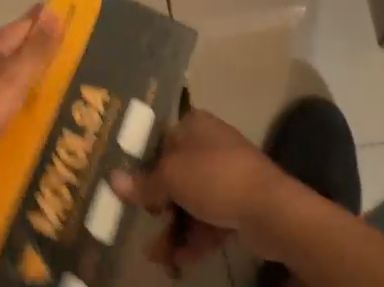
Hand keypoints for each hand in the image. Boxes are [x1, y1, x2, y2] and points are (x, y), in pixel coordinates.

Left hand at [0, 5, 63, 181]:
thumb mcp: (14, 81)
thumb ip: (35, 51)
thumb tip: (54, 11)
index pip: (19, 27)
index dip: (40, 19)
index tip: (60, 10)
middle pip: (8, 45)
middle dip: (30, 42)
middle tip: (58, 42)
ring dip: (19, 66)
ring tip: (42, 71)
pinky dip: (8, 88)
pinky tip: (15, 101)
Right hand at [110, 109, 289, 269]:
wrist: (271, 210)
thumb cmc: (215, 178)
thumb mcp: (172, 177)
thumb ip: (144, 183)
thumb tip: (112, 180)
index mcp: (194, 125)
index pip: (160, 138)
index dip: (142, 161)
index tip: (126, 183)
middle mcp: (210, 144)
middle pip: (174, 172)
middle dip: (157, 203)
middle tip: (143, 221)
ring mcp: (226, 175)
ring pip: (191, 200)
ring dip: (173, 226)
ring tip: (157, 254)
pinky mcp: (238, 204)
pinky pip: (208, 219)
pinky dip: (194, 237)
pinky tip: (179, 259)